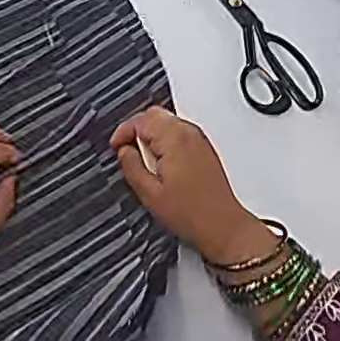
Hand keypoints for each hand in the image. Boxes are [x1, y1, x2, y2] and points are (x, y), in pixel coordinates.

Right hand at [111, 106, 276, 266]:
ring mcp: (198, 138)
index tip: (116, 145)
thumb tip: (124, 151)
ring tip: (144, 161)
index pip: (141, 120)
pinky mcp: (203, 146)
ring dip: (151, 133)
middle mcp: (188, 132)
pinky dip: (165, 139)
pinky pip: (178, 131)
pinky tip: (161, 163)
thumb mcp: (150, 193)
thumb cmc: (192, 214)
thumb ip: (132, 166)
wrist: (222, 225)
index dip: (123, 132)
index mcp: (174, 138)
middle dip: (136, 129)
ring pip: (167, 121)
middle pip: (154, 114)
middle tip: (126, 150)